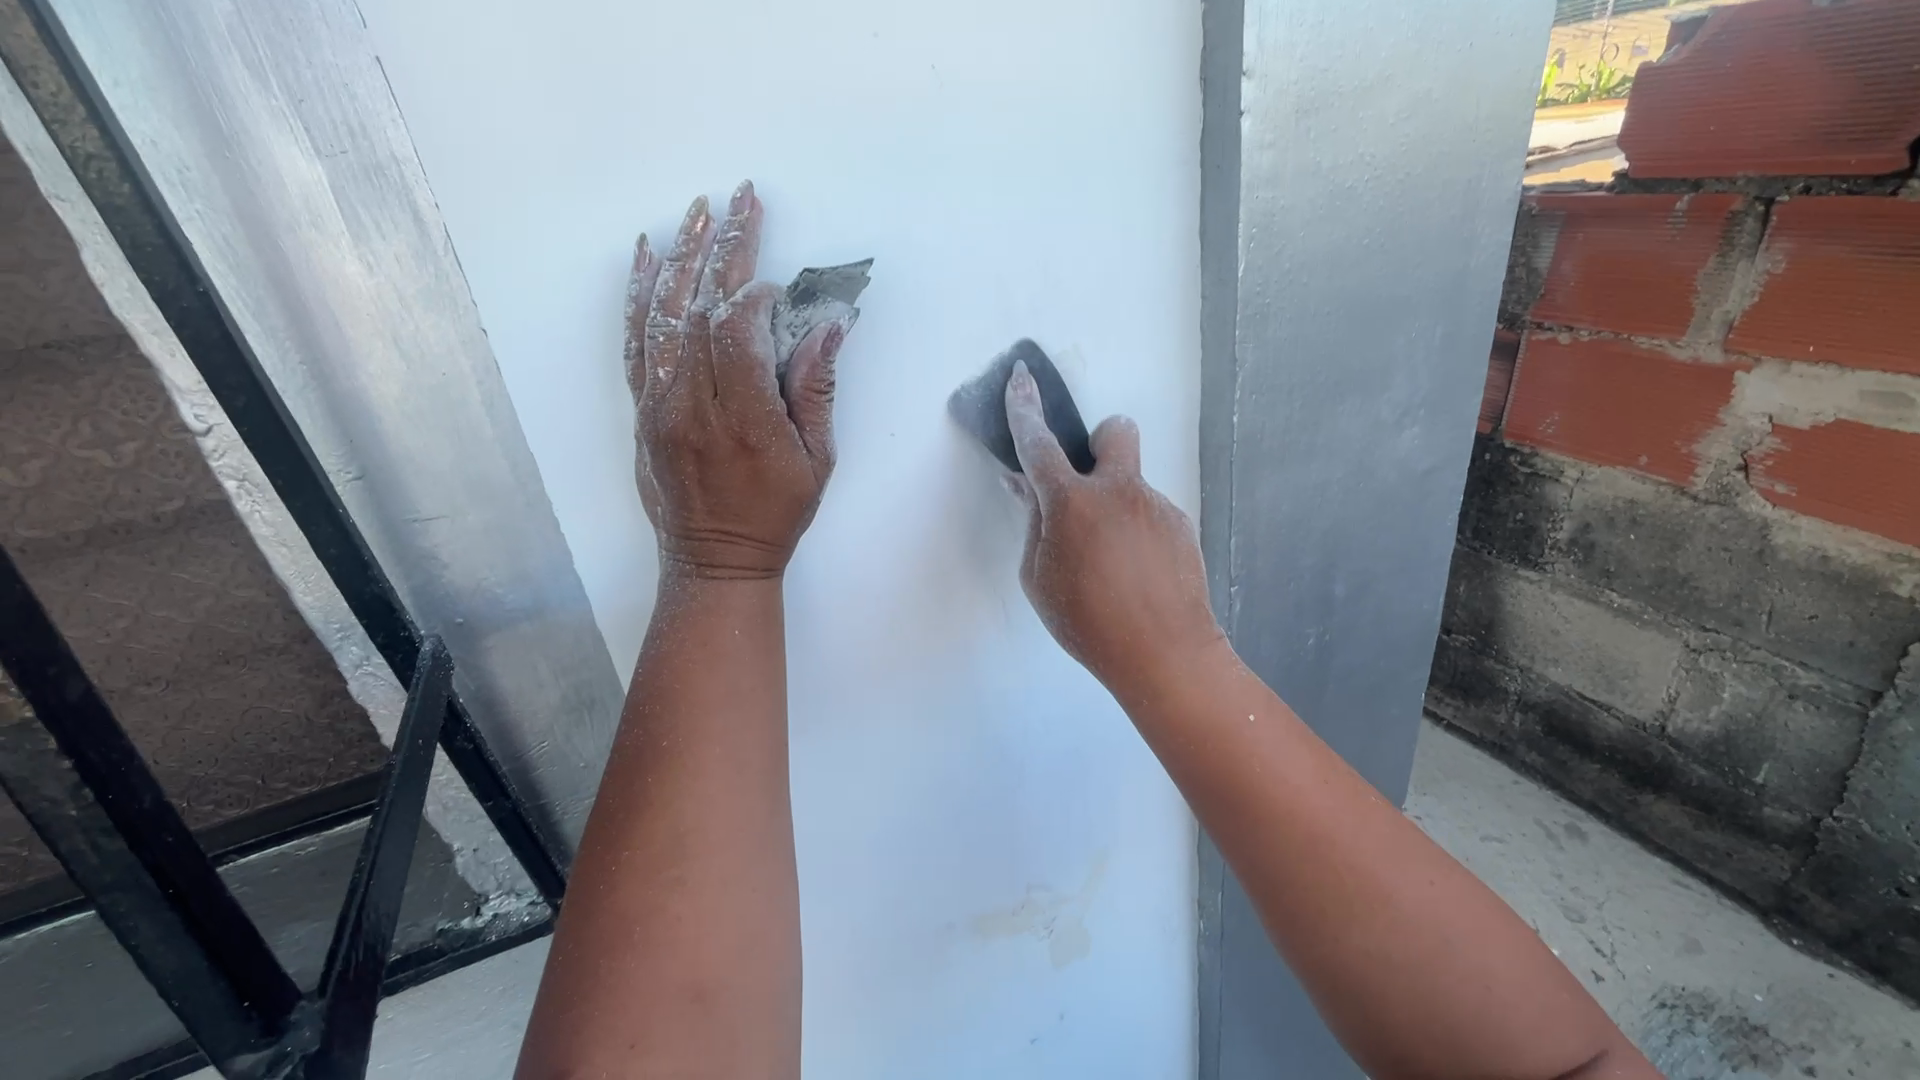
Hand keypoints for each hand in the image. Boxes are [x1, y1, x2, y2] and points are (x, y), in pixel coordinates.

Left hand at [625, 182, 848, 579]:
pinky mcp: (643, 410)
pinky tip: (649, 257)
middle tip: (740, 198)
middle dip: (722, 248)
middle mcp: (693, 405)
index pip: (737, 331)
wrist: (714, 558)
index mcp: (744, 419)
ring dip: (682, 258)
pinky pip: (636, 343)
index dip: (754, 294)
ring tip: (699, 210)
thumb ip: (816, 388)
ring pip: (663, 316)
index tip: (776, 283)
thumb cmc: (776, 513)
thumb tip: (828, 325)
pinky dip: (640, 296)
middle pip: (700, 310)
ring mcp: (659, 405)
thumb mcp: (817, 459)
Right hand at [1004, 362, 1224, 694]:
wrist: (1165, 654)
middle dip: (1099, 441)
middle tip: (1087, 484)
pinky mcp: (1182, 526)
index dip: (1024, 408)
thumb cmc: (1087, 622)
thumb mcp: (1038, 578)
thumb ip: (1035, 525)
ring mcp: (1157, 506)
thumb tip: (1029, 488)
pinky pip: (1150, 514)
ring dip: (1115, 506)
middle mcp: (1119, 491)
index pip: (1039, 443)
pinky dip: (1136, 533)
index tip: (1020, 378)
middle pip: (1115, 431)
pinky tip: (1136, 575)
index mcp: (1073, 502)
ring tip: (1110, 564)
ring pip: (1132, 485)